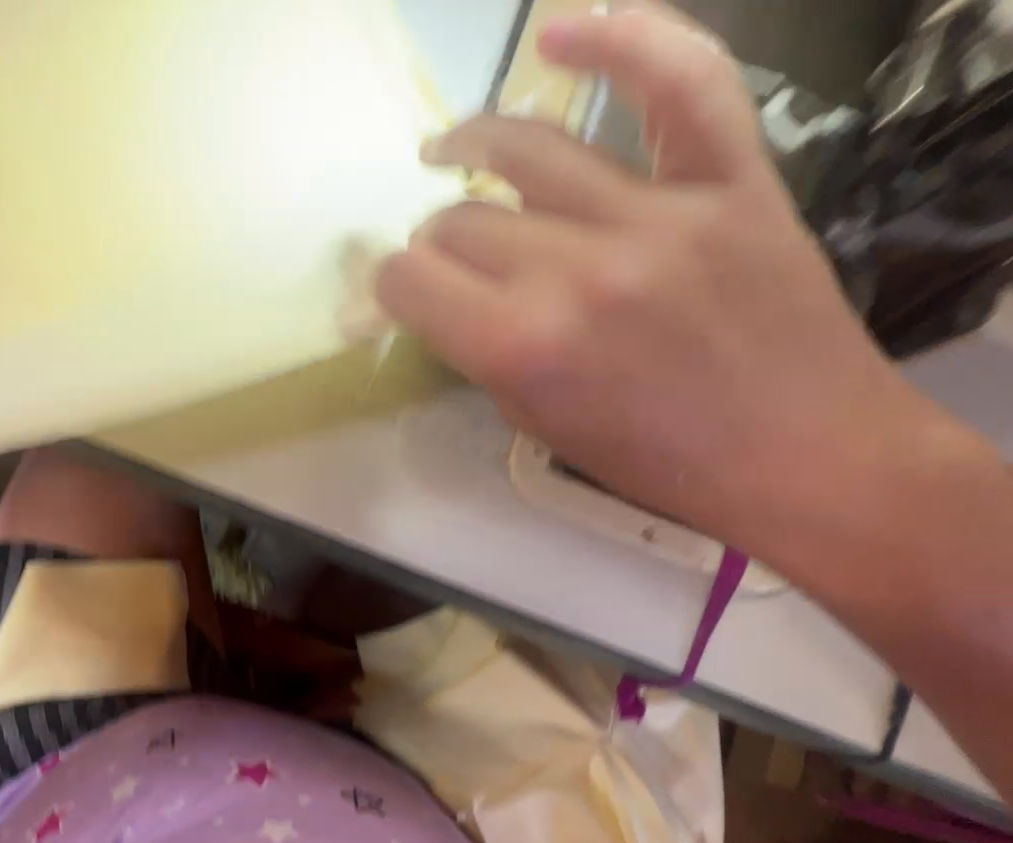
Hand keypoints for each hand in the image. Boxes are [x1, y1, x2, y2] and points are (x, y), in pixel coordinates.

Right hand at [373, 3, 950, 554]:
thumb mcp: (529, 418)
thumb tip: (426, 296)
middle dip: (433, 244)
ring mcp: (657, 216)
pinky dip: (626, 44)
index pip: (408, 278)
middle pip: (459, 221)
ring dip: (469, 144)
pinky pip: (682, 88)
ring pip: (528, 153)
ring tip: (444, 148)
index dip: (384, 284)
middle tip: (443, 264)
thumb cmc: (649, 457)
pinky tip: (561, 35)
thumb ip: (472, 346)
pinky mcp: (731, 184)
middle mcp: (575, 271)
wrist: (801, 455)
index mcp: (519, 344)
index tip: (389, 293)